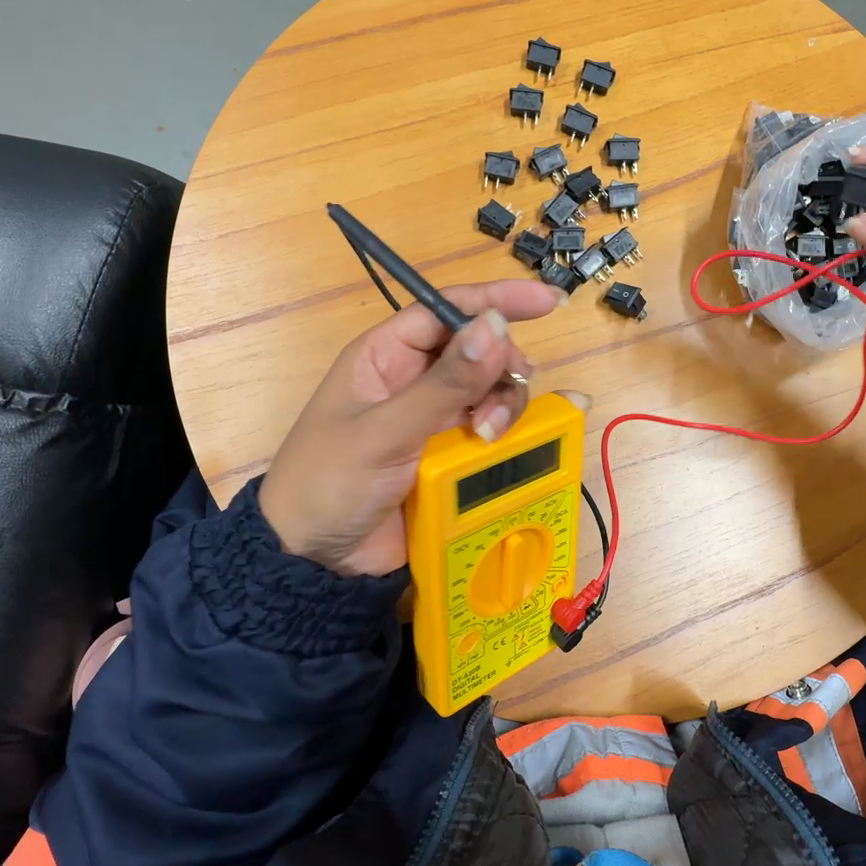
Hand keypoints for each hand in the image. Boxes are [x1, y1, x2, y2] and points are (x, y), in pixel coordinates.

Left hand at [258, 280, 564, 575]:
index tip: (547, 301)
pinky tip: (517, 443)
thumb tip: (496, 326)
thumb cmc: (331, 484)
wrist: (318, 563)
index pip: (446, 310)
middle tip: (495, 407)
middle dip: (501, 368)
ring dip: (504, 406)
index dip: (495, 301)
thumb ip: (443, 383)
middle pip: (480, 349)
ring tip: (488, 437)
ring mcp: (435, 419)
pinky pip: (493, 431)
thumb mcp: (384, 432)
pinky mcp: (451, 455)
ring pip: (493, 390)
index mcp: (385, 356)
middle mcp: (415, 379)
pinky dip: (510, 433)